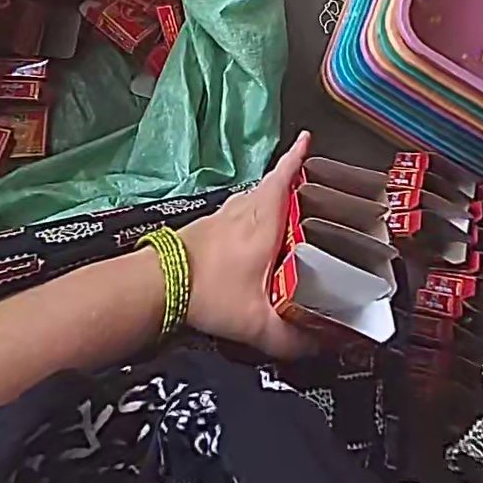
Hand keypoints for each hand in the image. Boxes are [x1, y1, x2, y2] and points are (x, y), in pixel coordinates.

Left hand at [179, 131, 320, 358]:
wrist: (160, 284)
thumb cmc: (210, 292)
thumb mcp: (257, 323)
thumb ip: (293, 339)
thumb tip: (323, 345)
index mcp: (263, 220)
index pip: (283, 178)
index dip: (296, 157)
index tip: (306, 137)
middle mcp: (244, 210)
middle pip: (272, 184)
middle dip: (292, 177)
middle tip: (311, 181)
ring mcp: (224, 215)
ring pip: (255, 196)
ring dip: (272, 194)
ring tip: (290, 206)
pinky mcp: (210, 225)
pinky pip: (241, 209)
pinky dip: (255, 210)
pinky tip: (257, 231)